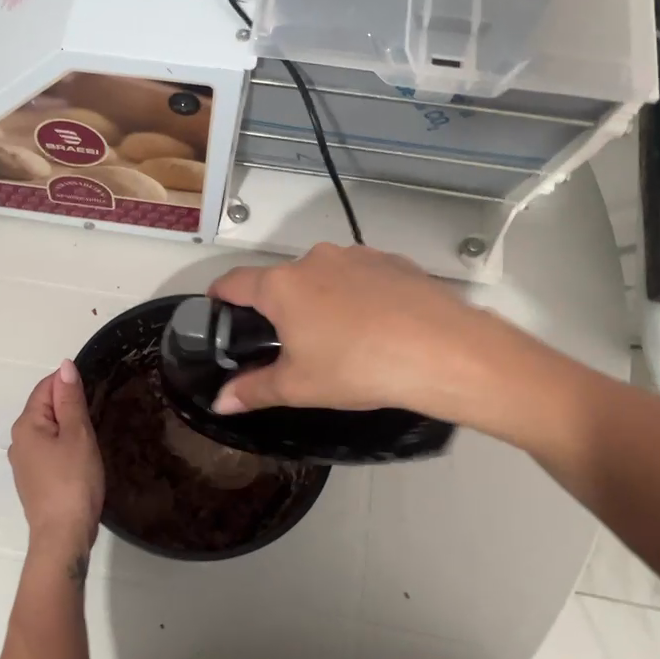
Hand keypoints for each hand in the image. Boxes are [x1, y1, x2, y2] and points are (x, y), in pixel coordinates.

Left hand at [9, 359, 104, 547]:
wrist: (62, 535)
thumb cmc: (73, 481)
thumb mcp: (77, 435)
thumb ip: (70, 400)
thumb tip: (64, 366)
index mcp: (26, 425)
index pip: (45, 387)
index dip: (69, 383)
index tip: (94, 392)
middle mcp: (18, 440)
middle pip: (44, 408)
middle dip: (68, 405)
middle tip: (97, 416)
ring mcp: (23, 463)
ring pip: (47, 431)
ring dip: (68, 428)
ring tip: (92, 437)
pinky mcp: (33, 481)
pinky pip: (48, 451)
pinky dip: (64, 447)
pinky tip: (81, 459)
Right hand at [206, 244, 559, 435]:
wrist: (442, 351)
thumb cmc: (357, 367)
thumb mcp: (298, 387)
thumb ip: (253, 390)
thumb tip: (220, 402)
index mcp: (281, 286)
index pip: (234, 283)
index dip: (219, 298)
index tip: (217, 311)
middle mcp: (315, 260)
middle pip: (281, 282)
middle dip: (278, 309)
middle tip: (287, 346)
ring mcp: (358, 256)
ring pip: (324, 278)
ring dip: (320, 302)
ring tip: (337, 341)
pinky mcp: (394, 263)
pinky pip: (361, 279)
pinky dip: (357, 299)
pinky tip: (375, 330)